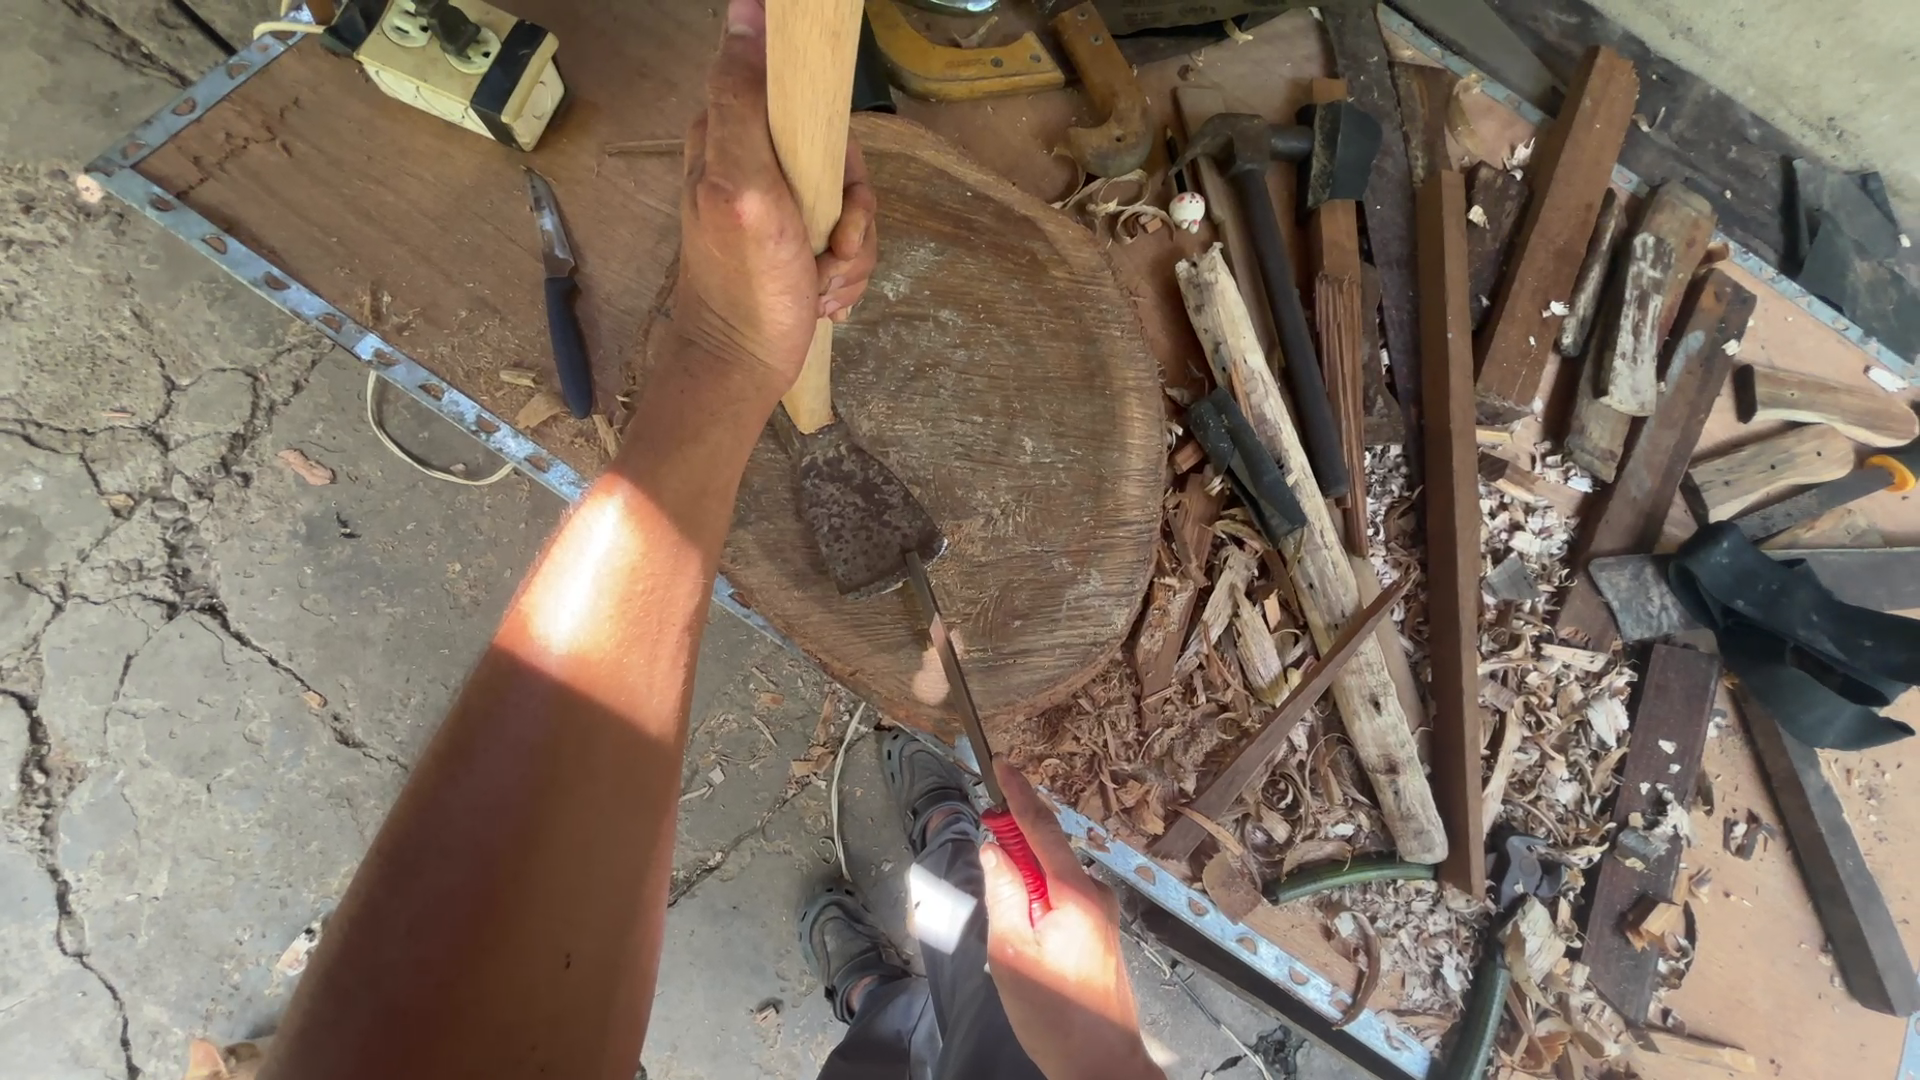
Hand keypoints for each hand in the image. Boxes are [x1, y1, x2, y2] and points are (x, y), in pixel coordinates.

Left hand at [669, 0, 878, 400]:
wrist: (744, 366)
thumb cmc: (743, 285)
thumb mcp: (740, 186)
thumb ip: (742, 99)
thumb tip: (749, 7)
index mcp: (735, 134)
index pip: (813, 107)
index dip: (839, 156)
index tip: (835, 199)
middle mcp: (760, 165)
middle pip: (844, 164)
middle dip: (852, 221)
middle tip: (828, 255)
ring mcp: (784, 211)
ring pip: (855, 210)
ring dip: (851, 258)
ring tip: (821, 286)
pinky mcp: (802, 247)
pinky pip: (852, 246)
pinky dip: (846, 278)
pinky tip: (823, 298)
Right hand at [980, 762, 1165, 1079]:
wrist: (1103, 1069)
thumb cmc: (1054, 1014)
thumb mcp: (1011, 950)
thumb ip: (1002, 891)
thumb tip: (994, 849)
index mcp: (1074, 891)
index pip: (1040, 826)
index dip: (1018, 792)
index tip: (1002, 763)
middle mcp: (1094, 892)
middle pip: (1047, 848)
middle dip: (1014, 837)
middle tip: (986, 838)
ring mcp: (1101, 911)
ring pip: (1052, 876)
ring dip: (1024, 876)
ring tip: (1003, 915)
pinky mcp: (1100, 930)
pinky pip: (1062, 896)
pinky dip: (1037, 895)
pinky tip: (1022, 929)